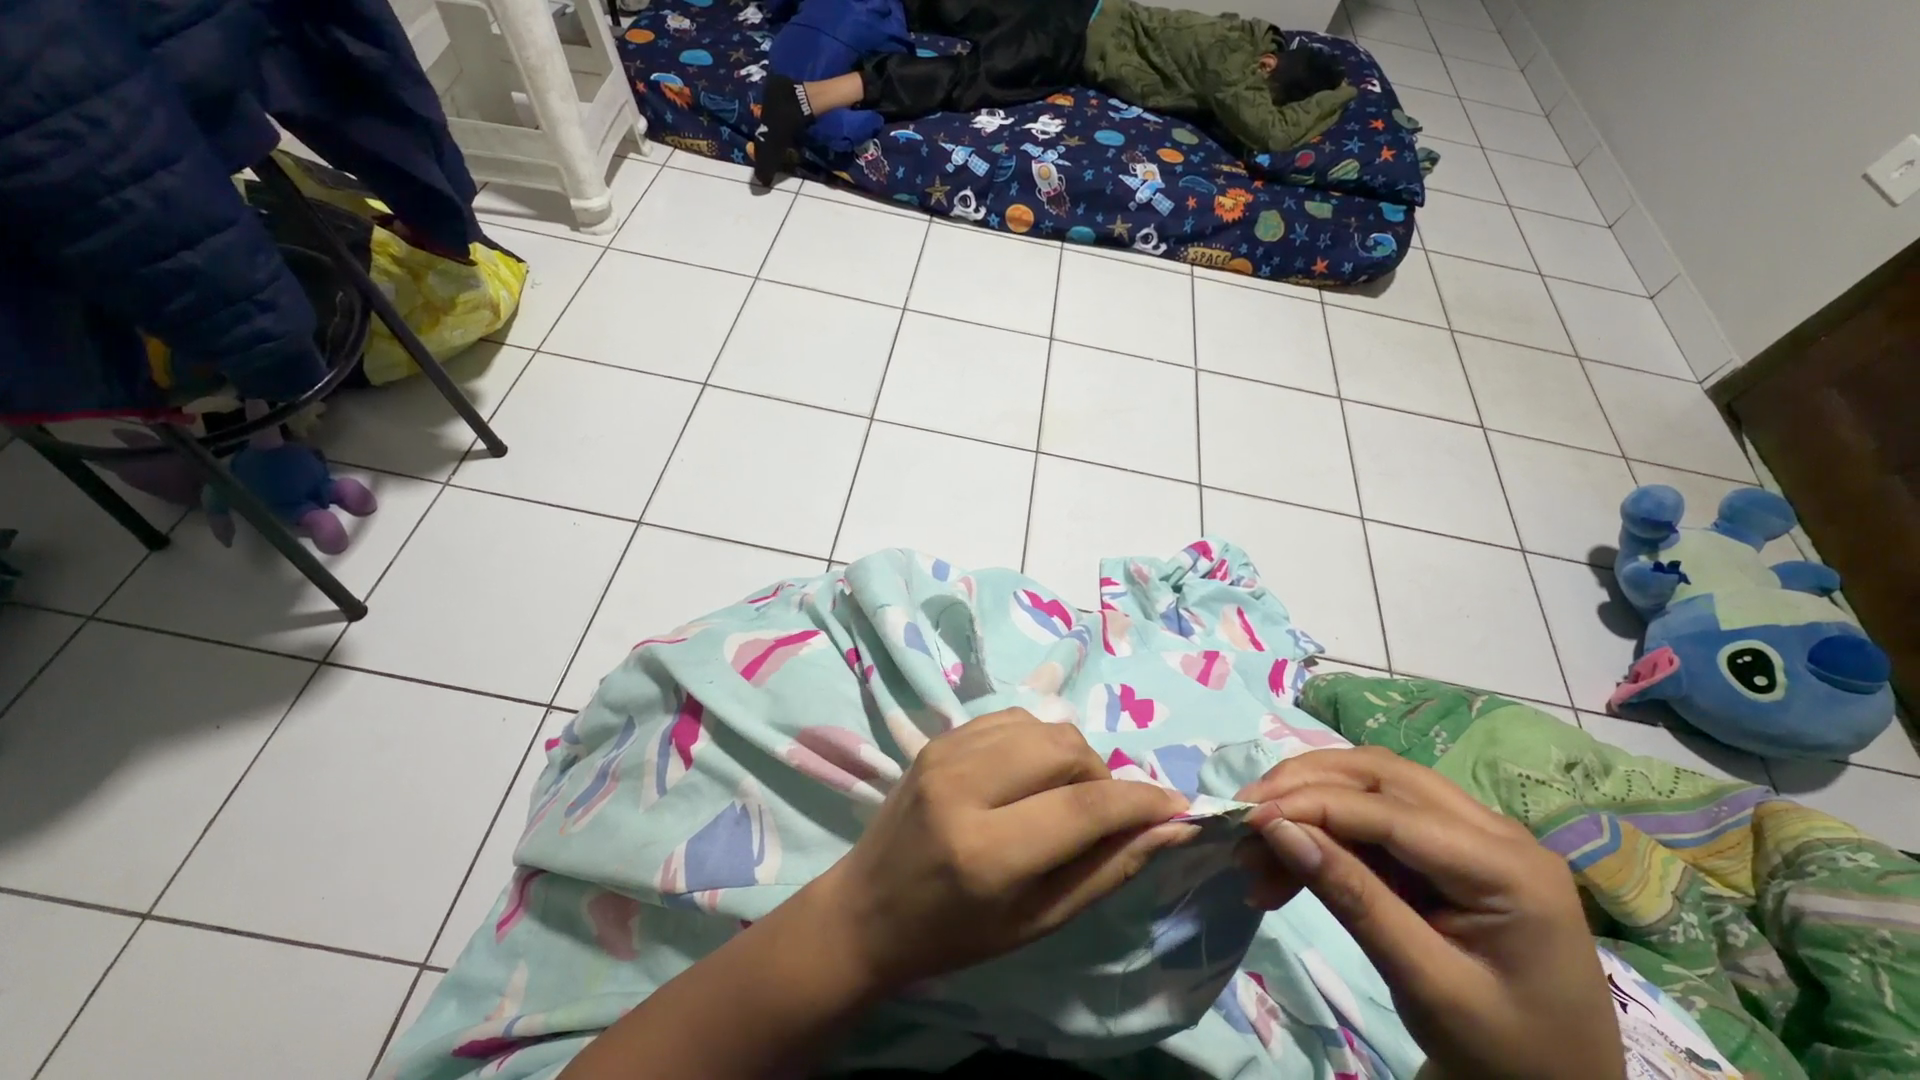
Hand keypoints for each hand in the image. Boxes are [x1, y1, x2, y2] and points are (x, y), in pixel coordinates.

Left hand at [814, 709, 1196, 991]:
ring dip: (1070, 758)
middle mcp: (963, 788)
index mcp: (987, 851)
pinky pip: (1011, 719)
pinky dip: (1036, 743)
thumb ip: (1107, 870)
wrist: (867, 910)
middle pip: (1066, 749)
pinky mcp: (937, 739)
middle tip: (1098, 815)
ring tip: (1061, 798)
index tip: (1176, 807)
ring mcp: (944, 754)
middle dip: (1101, 777)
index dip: (1142, 803)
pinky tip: (1028, 778)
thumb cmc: (955, 933)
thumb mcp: (1038, 920)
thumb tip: (1171, 827)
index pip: (1086, 807)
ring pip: (1042, 726)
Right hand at [1235, 747, 1623, 1079]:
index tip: (1245, 817)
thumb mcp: (1425, 983)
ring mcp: (1477, 838)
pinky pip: (1380, 823)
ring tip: (1255, 849)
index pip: (1392, 810)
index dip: (1312, 803)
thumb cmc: (1501, 1051)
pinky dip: (1329, 833)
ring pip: (1376, 789)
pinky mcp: (1453, 854)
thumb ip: (1353, 899)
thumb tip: (1276, 828)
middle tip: (1242, 814)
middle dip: (1305, 786)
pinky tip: (1291, 862)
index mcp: (1508, 867)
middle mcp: (1497, 833)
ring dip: (1311, 805)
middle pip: (1383, 776)